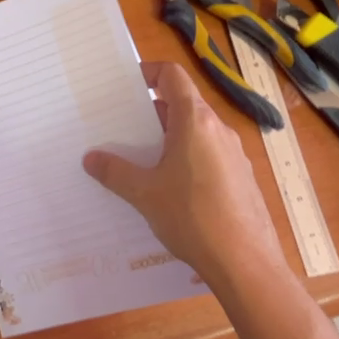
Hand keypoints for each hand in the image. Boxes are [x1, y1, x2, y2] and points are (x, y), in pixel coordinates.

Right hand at [82, 61, 284, 280]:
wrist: (247, 266)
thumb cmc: (194, 218)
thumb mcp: (145, 194)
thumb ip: (115, 172)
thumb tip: (91, 159)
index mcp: (195, 121)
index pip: (172, 75)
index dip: (148, 72)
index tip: (126, 86)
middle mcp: (218, 130)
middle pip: (182, 104)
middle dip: (152, 113)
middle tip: (123, 128)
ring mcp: (234, 155)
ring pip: (196, 132)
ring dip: (169, 139)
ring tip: (142, 162)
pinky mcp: (242, 179)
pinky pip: (209, 155)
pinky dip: (187, 160)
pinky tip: (171, 191)